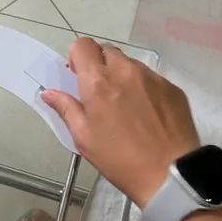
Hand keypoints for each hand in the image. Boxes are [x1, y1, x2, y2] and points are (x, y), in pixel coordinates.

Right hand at [41, 38, 200, 207]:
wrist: (171, 175)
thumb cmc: (120, 159)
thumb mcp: (84, 138)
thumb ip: (66, 109)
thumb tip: (50, 93)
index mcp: (98, 81)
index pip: (83, 45)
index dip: (77, 58)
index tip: (79, 77)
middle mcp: (125, 70)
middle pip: (107, 51)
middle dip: (100, 66)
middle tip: (101, 93)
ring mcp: (152, 77)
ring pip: (130, 64)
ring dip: (122, 76)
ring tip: (126, 106)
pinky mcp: (172, 88)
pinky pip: (151, 78)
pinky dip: (144, 88)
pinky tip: (147, 114)